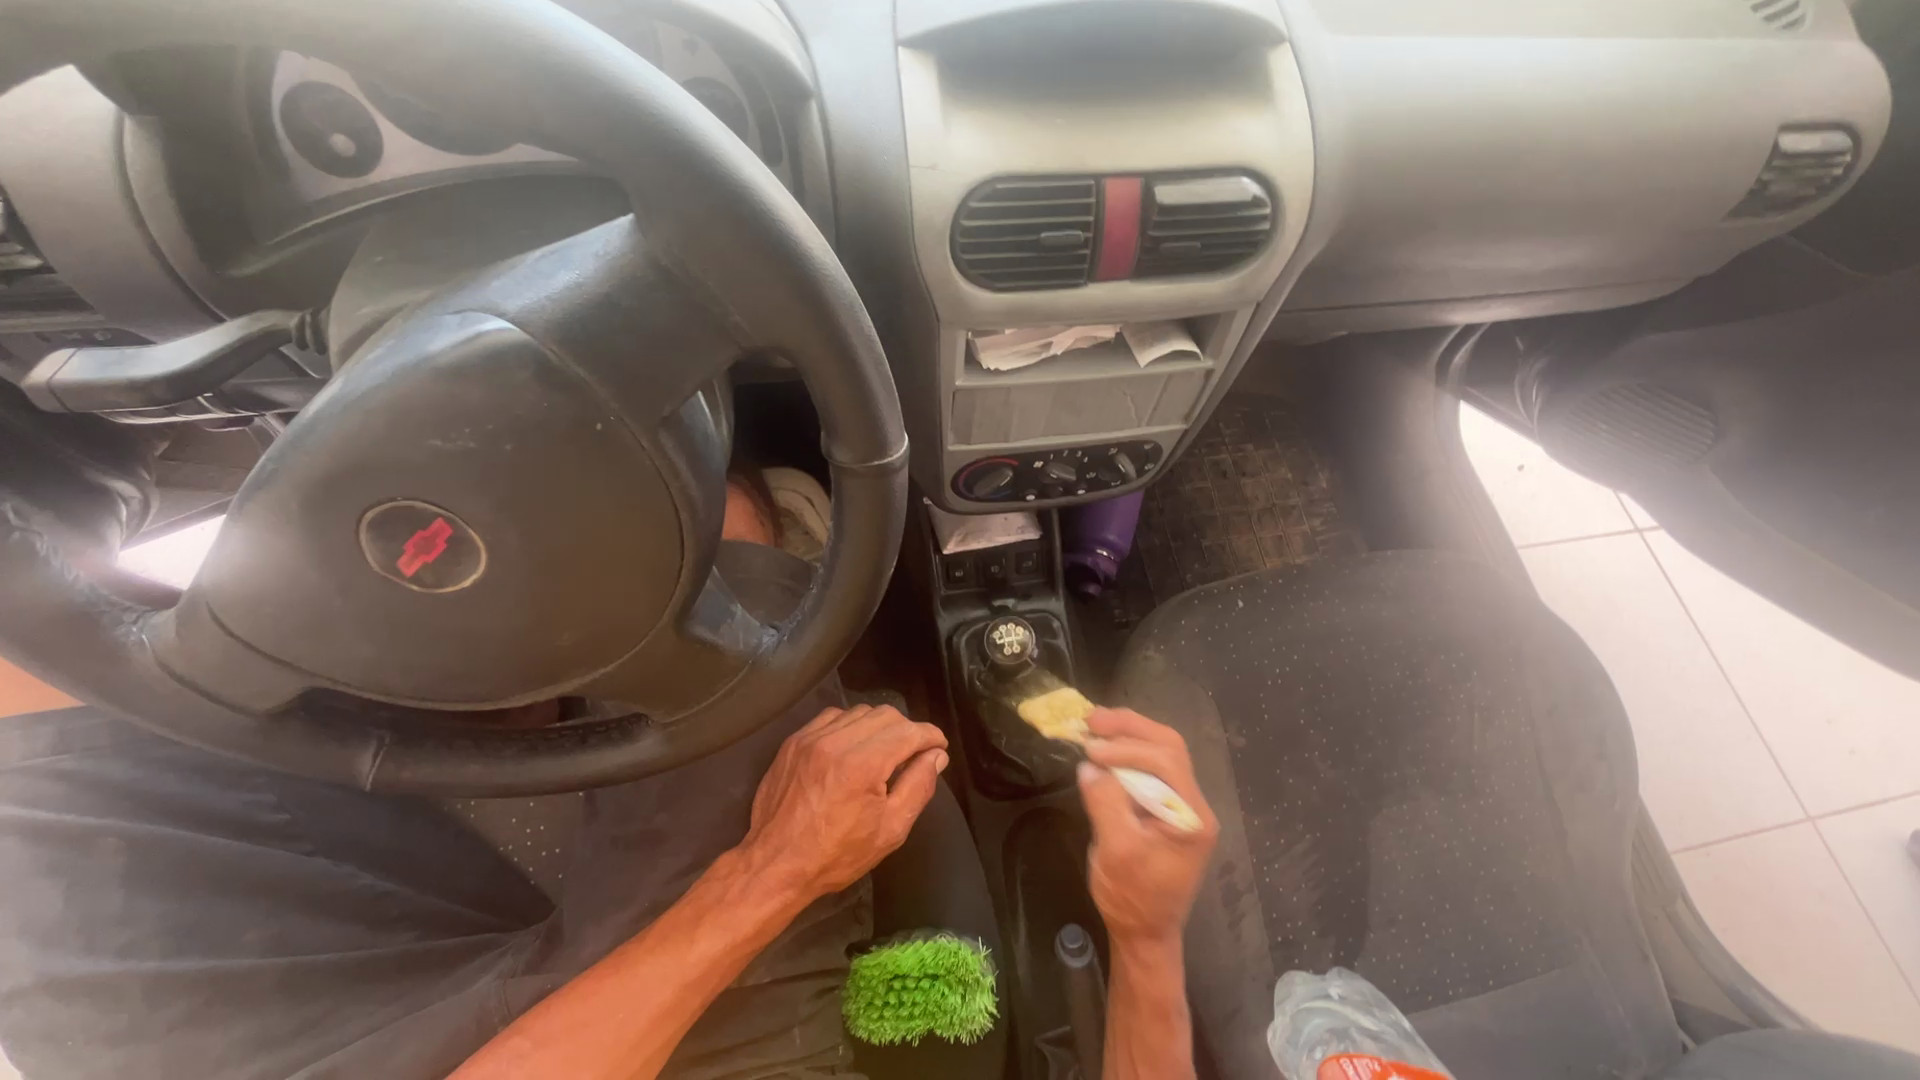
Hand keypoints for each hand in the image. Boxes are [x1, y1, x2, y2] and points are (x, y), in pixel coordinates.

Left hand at [742, 704, 949, 900]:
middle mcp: (836, 740)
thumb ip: (918, 786)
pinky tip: (853, 748)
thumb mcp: (890, 829)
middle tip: (914, 754)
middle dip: (907, 730)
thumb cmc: (837, 854)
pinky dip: (850, 725)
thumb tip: (936, 756)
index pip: (908, 731)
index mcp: (863, 763)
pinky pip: (832, 717)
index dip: (931, 736)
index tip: (939, 748)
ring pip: (859, 711)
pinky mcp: (794, 741)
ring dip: (879, 726)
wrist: (775, 864)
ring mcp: (811, 737)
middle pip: (886, 714)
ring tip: (884, 751)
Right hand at [1078, 708, 1218, 945]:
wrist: (1144, 934)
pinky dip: (1128, 754)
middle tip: (1092, 719)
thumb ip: (1105, 803)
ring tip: (1095, 727)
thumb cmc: (1132, 897)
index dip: (1128, 748)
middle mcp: (1195, 806)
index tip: (1091, 749)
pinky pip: (1152, 770)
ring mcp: (1183, 807)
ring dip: (1129, 736)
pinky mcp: (1167, 811)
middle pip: (1169, 748)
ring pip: (1162, 754)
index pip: (1166, 762)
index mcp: (1191, 817)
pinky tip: (1105, 751)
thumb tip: (1090, 765)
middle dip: (1131, 729)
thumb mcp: (1115, 851)